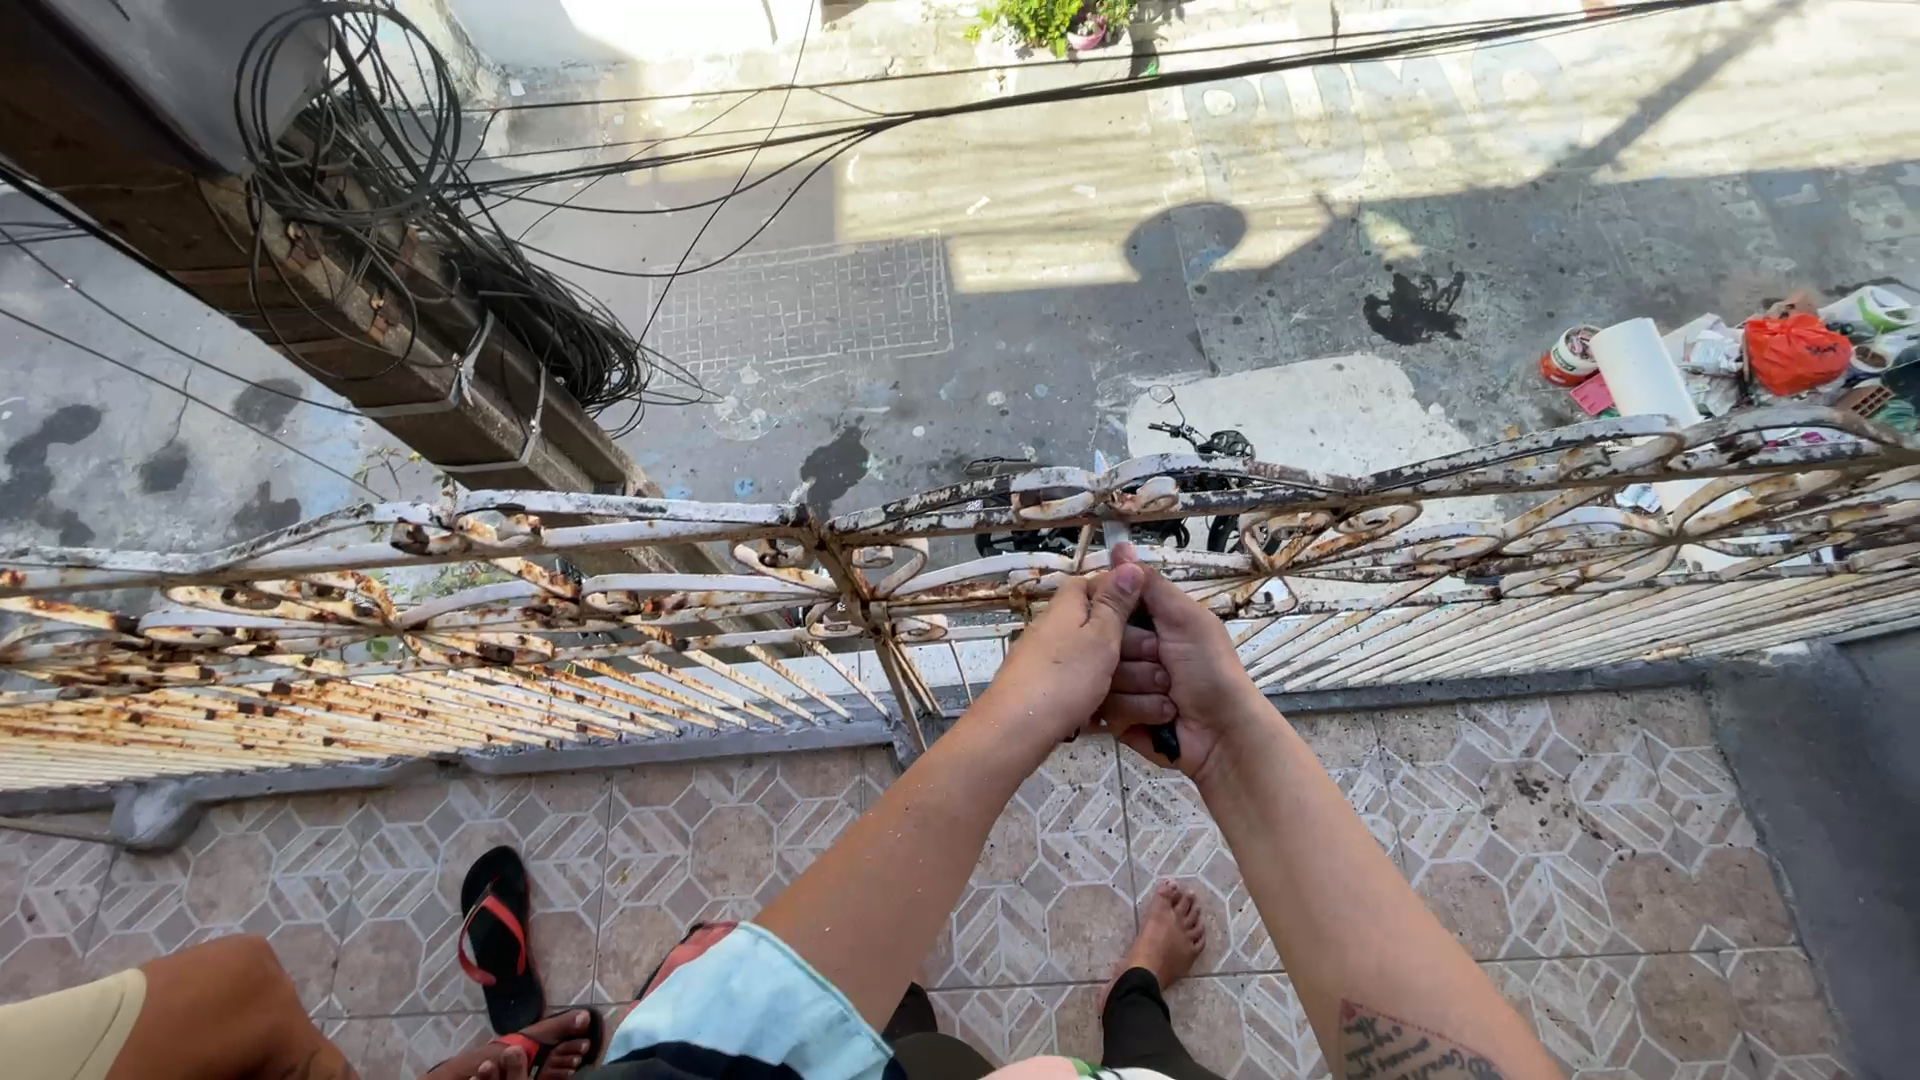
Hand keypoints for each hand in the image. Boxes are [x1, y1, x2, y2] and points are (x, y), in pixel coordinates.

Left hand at [970, 561, 1146, 745]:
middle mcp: (1054, 631)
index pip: (1090, 584)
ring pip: (1095, 664)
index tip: (1149, 611)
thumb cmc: (1063, 676)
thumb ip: (1115, 603)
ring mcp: (1049, 665)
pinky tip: (1127, 718)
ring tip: (1160, 698)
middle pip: (1097, 628)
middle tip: (1161, 661)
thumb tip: (1128, 563)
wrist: (1017, 729)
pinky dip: (1107, 701)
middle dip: (1132, 645)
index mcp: (1065, 608)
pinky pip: (1084, 690)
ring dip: (1128, 679)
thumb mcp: (1099, 635)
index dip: (1120, 593)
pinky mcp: (1049, 695)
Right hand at [1099, 545, 1267, 780]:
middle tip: (1163, 662)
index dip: (1112, 609)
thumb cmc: (1210, 670)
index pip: (1106, 603)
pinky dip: (1137, 709)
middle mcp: (1129, 647)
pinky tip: (1160, 715)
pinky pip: (1104, 703)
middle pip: (1099, 639)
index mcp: (1147, 620)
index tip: (1127, 617)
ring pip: (1099, 672)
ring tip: (1167, 693)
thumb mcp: (1185, 619)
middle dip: (1135, 652)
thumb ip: (1150, 585)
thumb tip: (1121, 545)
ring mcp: (1120, 681)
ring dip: (1139, 684)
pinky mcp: (1114, 714)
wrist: (1221, 733)